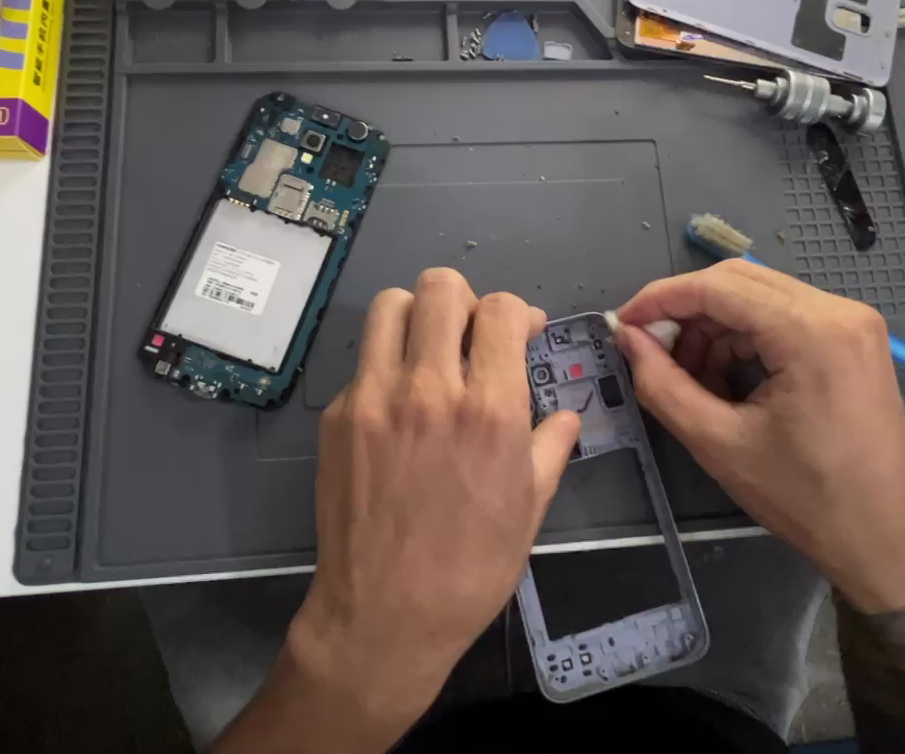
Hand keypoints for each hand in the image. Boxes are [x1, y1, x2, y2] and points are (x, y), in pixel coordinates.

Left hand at [283, 269, 580, 742]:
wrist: (383, 616)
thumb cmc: (470, 568)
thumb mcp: (530, 507)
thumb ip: (551, 446)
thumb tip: (566, 414)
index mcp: (490, 409)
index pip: (500, 309)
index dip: (516, 312)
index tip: (520, 332)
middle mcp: (431, 388)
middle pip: (441, 288)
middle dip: (465, 301)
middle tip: (470, 334)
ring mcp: (375, 396)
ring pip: (391, 305)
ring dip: (417, 314)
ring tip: (428, 348)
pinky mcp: (338, 414)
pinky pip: (365, 359)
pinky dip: (387, 364)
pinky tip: (397, 404)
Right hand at [614, 260, 904, 614]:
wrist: (884, 544)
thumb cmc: (803, 499)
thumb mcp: (717, 442)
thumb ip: (661, 383)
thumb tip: (627, 337)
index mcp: (811, 332)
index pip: (717, 287)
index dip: (660, 299)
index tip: (622, 324)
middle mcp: (838, 310)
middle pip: (737, 282)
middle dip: (684, 312)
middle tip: (649, 350)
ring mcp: (852, 322)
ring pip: (757, 296)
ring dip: (712, 327)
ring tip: (687, 377)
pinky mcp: (853, 338)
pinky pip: (781, 315)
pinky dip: (742, 337)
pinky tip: (723, 377)